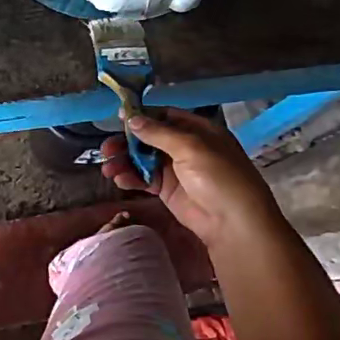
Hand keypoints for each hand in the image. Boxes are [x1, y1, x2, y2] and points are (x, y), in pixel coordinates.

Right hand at [100, 108, 284, 246]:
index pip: (165, 116)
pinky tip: (119, 180)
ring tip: (108, 169)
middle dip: (127, 142)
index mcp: (198, 130)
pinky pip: (145, 179)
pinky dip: (131, 178)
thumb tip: (131, 118)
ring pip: (144, 159)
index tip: (118, 119)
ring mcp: (176, 169)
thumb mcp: (191, 147)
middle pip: (150, 138)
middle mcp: (186, 147)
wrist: (233, 223)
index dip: (142, 117)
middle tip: (106, 149)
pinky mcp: (168, 190)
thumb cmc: (218, 177)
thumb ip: (158, 133)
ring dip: (125, 162)